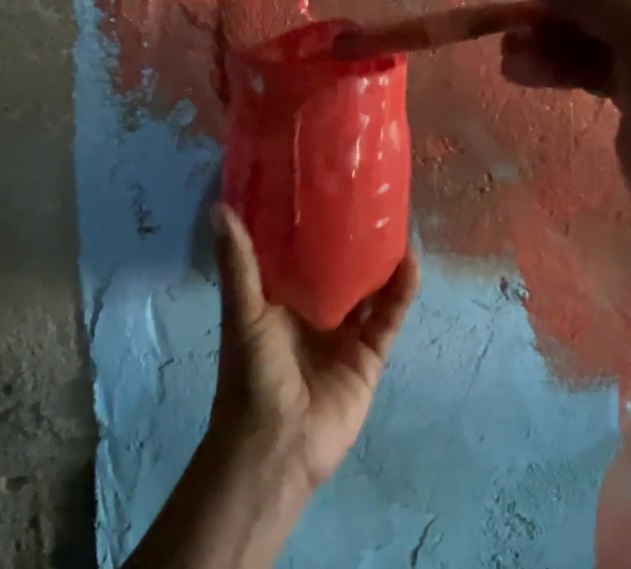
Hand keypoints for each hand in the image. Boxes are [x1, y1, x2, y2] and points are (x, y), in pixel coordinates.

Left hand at [207, 203, 420, 488]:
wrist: (277, 444)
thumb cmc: (252, 374)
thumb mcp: (243, 311)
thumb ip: (238, 263)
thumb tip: (219, 206)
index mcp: (278, 300)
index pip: (295, 253)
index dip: (308, 224)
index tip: (320, 184)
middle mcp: (312, 312)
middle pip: (337, 268)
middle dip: (351, 238)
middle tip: (367, 194)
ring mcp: (343, 334)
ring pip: (369, 289)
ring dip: (381, 260)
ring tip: (396, 218)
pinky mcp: (369, 355)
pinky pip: (389, 317)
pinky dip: (401, 291)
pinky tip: (411, 259)